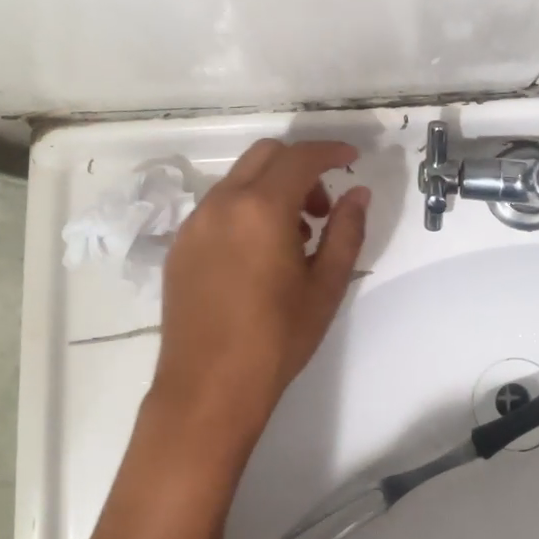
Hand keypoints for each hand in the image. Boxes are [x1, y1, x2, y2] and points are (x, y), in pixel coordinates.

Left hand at [153, 140, 370, 437]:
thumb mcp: (325, 286)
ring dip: (272, 189)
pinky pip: (218, 207)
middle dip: (300, 167)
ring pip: (239, 180)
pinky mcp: (180, 246)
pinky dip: (245, 209)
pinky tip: (259, 254)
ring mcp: (194, 223)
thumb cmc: (277, 339)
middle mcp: (222, 204)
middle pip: (265, 156)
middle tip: (323, 208)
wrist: (208, 388)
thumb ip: (346, 231)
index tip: (353, 159)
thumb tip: (358, 193)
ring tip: (294, 238)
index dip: (331, 151)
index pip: (300, 157)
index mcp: (261, 208)